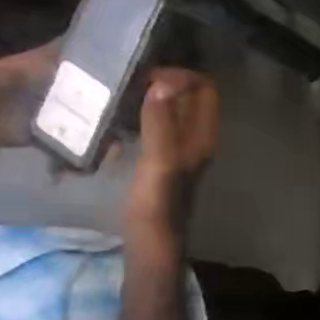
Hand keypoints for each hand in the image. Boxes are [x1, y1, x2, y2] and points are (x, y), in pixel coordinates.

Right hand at [125, 69, 220, 255]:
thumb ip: (161, 122)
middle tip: (128, 81)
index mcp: (203, 135)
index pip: (205, 89)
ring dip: (151, 99)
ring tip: (117, 94)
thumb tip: (161, 83)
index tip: (147, 76)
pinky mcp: (160, 160)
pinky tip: (114, 118)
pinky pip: (155, 127)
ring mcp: (179, 149)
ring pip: (172, 111)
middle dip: (165, 82)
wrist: (151, 242)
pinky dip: (140, 117)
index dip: (181, 76)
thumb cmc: (157, 202)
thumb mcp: (159, 159)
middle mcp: (197, 139)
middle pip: (189, 97)